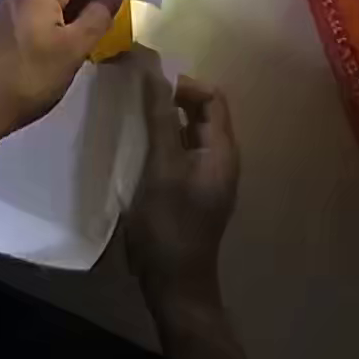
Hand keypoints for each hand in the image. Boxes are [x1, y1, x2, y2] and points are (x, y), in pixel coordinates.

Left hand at [0, 0, 125, 149]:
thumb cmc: (29, 78)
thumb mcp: (73, 49)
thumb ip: (99, 17)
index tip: (120, 12)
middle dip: (90, 2)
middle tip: (107, 31)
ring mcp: (7, 8)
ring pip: (52, 1)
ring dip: (73, 16)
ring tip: (86, 44)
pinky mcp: (1, 26)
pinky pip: (37, 14)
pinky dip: (55, 25)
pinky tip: (60, 51)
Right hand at [126, 66, 239, 307]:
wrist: (175, 286)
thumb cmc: (170, 225)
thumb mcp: (162, 167)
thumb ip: (160, 118)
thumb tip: (154, 72)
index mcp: (222, 149)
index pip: (213, 97)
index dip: (185, 84)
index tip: (151, 84)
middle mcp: (221, 156)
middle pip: (203, 110)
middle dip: (174, 96)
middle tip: (139, 94)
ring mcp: (207, 173)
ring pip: (191, 129)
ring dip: (167, 116)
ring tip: (136, 112)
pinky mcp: (193, 186)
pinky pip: (183, 148)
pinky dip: (165, 136)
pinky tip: (140, 140)